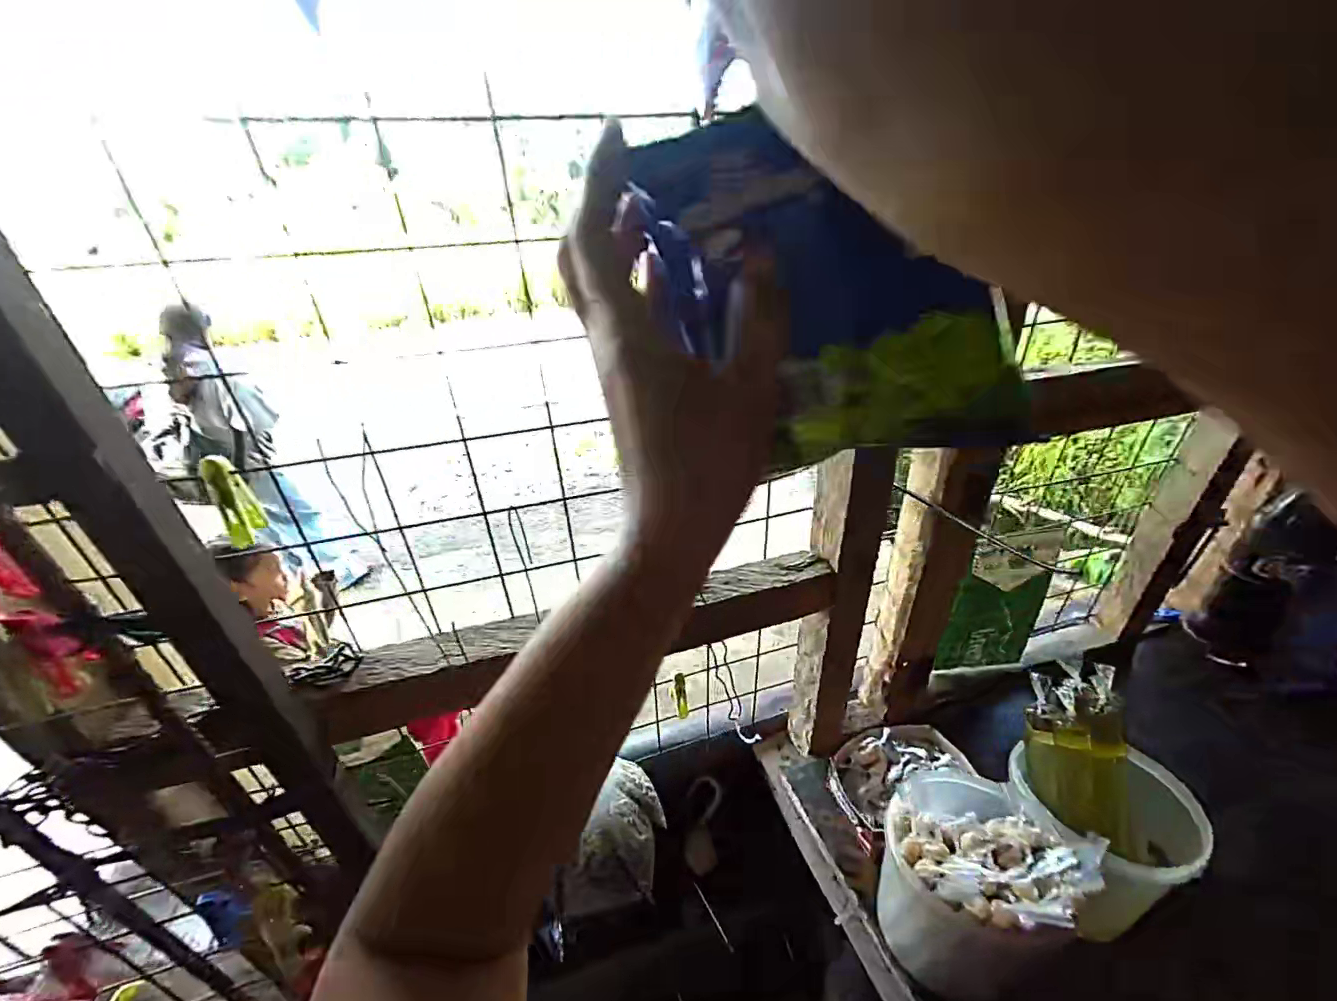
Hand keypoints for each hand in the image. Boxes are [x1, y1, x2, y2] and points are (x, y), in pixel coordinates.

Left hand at [558, 121, 783, 575]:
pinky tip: (674, 279)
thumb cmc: (708, 465)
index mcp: (628, 335)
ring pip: (599, 288)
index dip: (598, 180)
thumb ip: (756, 318)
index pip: (591, 238)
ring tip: (663, 214)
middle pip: (579, 258)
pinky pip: (620, 318)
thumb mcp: (748, 388)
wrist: (667, 529)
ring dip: (619, 245)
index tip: (618, 134)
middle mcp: (607, 343)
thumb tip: (757, 258)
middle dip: (600, 207)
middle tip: (641, 176)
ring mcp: (612, 366)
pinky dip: (637, 285)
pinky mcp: (623, 385)